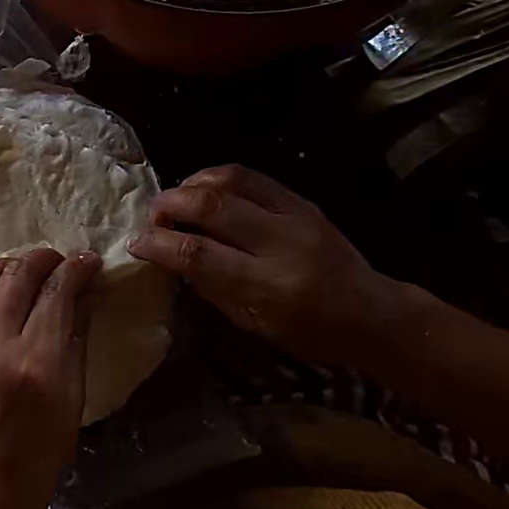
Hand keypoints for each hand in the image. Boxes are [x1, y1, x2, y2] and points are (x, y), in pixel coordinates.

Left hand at [0, 248, 101, 508]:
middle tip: (63, 260)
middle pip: (20, 274)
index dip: (77, 269)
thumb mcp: (73, 400)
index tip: (91, 260)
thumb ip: (78, 340)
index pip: (58, 292)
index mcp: (39, 361)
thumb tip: (89, 295)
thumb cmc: (41, 454)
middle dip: (45, 257)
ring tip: (31, 270)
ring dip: (11, 264)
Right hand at [128, 164, 406, 367]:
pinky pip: (252, 177)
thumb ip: (209, 286)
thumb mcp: (251, 322)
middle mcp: (281, 244)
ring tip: (176, 196)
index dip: (160, 244)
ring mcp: (295, 216)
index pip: (200, 254)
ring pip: (232, 180)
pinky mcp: (302, 201)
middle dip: (170, 204)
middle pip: (212, 206)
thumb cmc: (307, 331)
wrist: (372, 313)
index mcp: (268, 285)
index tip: (136, 242)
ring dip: (192, 183)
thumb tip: (169, 256)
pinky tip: (203, 188)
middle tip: (153, 214)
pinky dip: (218, 178)